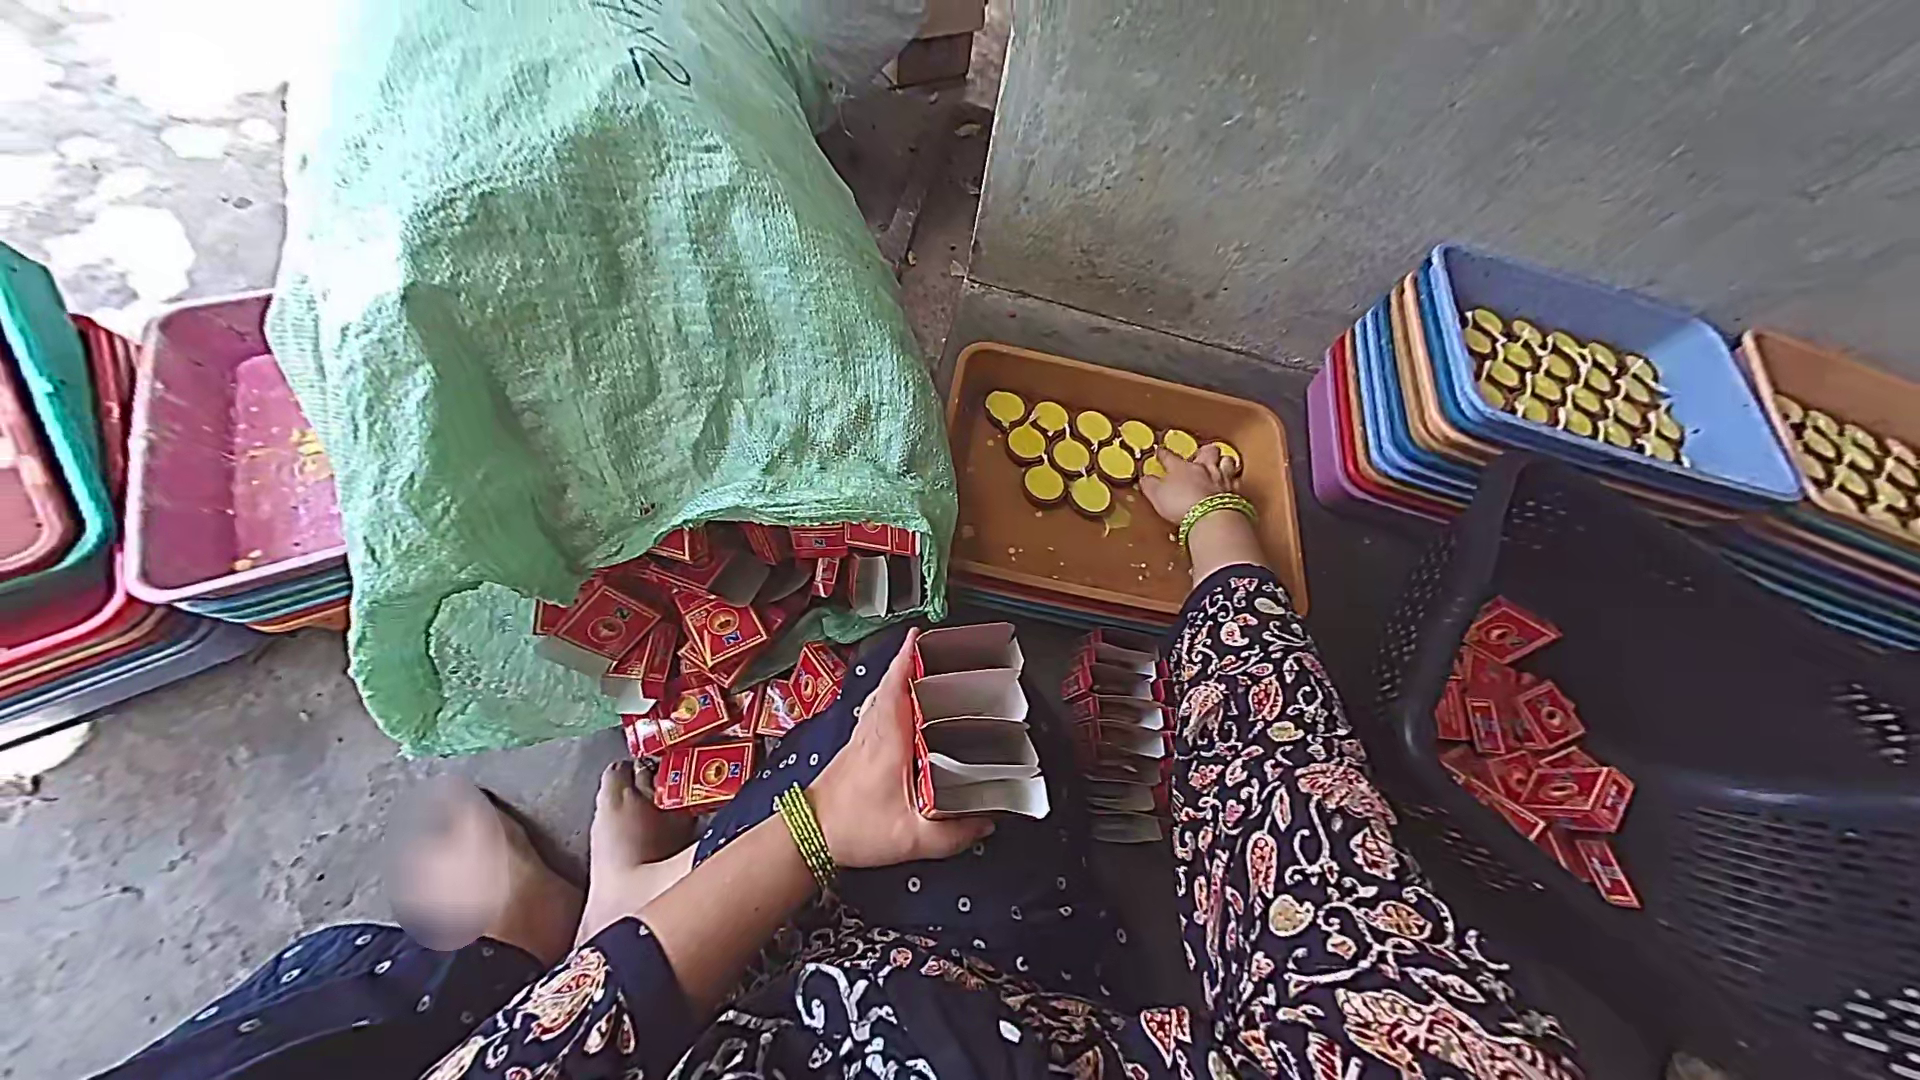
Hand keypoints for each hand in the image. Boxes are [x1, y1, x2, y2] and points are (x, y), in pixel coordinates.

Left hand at [807, 629, 993, 867]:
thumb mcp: (911, 838)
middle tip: (936, 647)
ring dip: (900, 675)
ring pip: (882, 693)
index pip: (896, 686)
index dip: (907, 659)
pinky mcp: (858, 744)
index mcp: (888, 739)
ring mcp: (863, 734)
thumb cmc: (854, 829)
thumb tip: (986, 822)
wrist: (810, 834)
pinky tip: (906, 701)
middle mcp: (874, 729)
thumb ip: (953, 834)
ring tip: (926, 666)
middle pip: (891, 682)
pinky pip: (878, 707)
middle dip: (912, 660)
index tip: (919, 635)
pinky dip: (892, 693)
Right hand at [1140, 444, 1241, 524]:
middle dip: (1204, 450)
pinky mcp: (1236, 493)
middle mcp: (1204, 469)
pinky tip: (1232, 484)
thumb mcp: (1156, 495)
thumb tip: (1145, 479)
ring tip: (1222, 463)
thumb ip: (1150, 485)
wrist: (1210, 516)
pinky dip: (1234, 481)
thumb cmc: (1181, 503)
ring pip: (1226, 461)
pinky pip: (1236, 481)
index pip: (1169, 457)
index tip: (1160, 451)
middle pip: (1207, 451)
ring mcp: (1222, 479)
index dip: (1163, 453)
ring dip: (1223, 461)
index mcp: (1182, 468)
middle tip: (1202, 452)